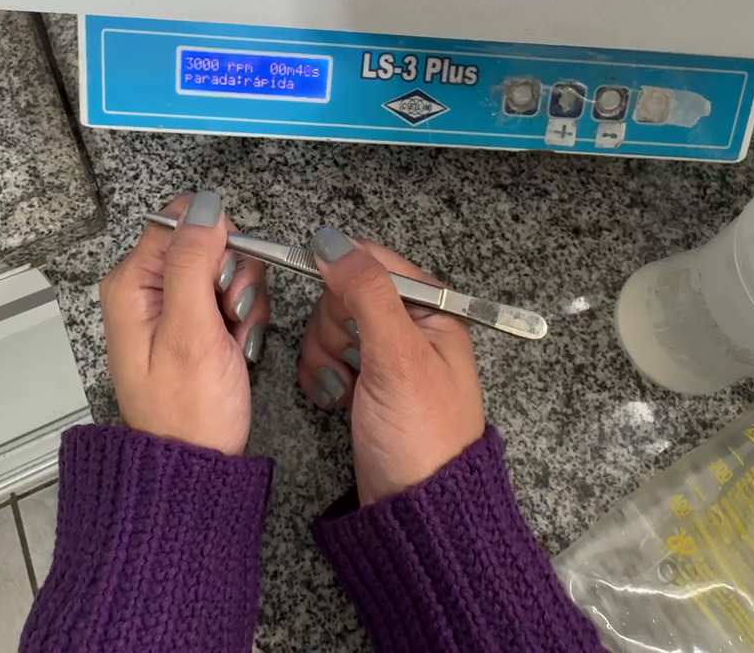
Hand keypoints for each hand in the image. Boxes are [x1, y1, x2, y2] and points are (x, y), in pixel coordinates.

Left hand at [99, 191, 271, 455]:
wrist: (197, 462)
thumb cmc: (187, 410)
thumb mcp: (191, 331)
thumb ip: (194, 262)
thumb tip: (203, 204)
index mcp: (133, 282)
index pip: (182, 220)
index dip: (216, 244)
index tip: (224, 283)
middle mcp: (148, 286)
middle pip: (208, 241)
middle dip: (233, 275)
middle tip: (229, 315)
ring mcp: (174, 302)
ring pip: (227, 266)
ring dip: (243, 298)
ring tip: (232, 337)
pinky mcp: (196, 317)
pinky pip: (232, 291)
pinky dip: (244, 315)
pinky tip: (236, 343)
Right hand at [298, 229, 484, 503]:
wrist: (415, 513)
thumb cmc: (420, 435)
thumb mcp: (397, 356)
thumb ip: (366, 292)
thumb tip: (330, 241)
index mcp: (431, 307)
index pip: (373, 261)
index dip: (342, 277)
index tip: (326, 301)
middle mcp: (409, 324)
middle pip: (346, 292)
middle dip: (336, 329)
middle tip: (354, 363)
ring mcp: (385, 353)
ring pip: (331, 324)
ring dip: (326, 357)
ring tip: (346, 390)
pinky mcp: (365, 379)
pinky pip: (327, 355)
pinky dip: (323, 375)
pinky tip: (337, 400)